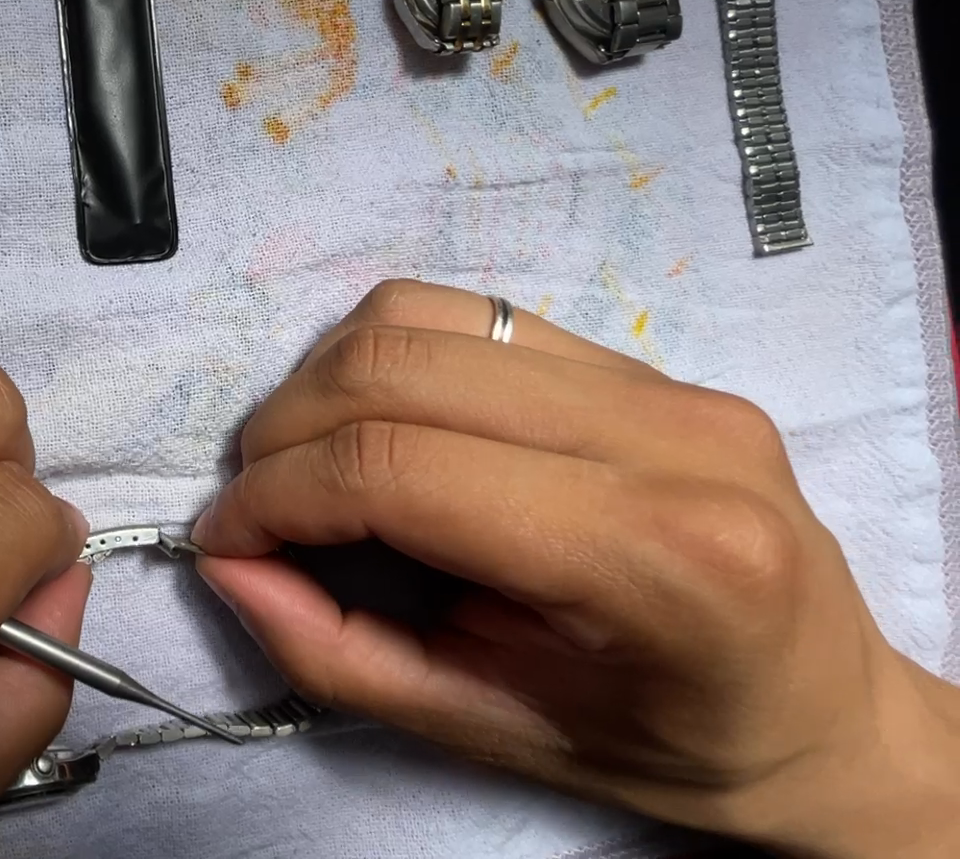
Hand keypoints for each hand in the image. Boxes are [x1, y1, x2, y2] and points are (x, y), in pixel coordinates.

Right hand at [193, 280, 959, 858]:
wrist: (830, 710)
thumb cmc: (660, 745)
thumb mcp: (482, 733)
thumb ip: (331, 653)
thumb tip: (224, 563)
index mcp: (653, 557)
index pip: (393, 470)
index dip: (276, 495)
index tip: (225, 537)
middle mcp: (663, 433)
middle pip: (387, 372)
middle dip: (279, 433)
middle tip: (252, 499)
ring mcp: (653, 374)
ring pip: (407, 317)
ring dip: (314, 382)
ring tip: (302, 455)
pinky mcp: (630, 352)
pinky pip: (450, 309)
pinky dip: (368, 351)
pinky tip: (367, 414)